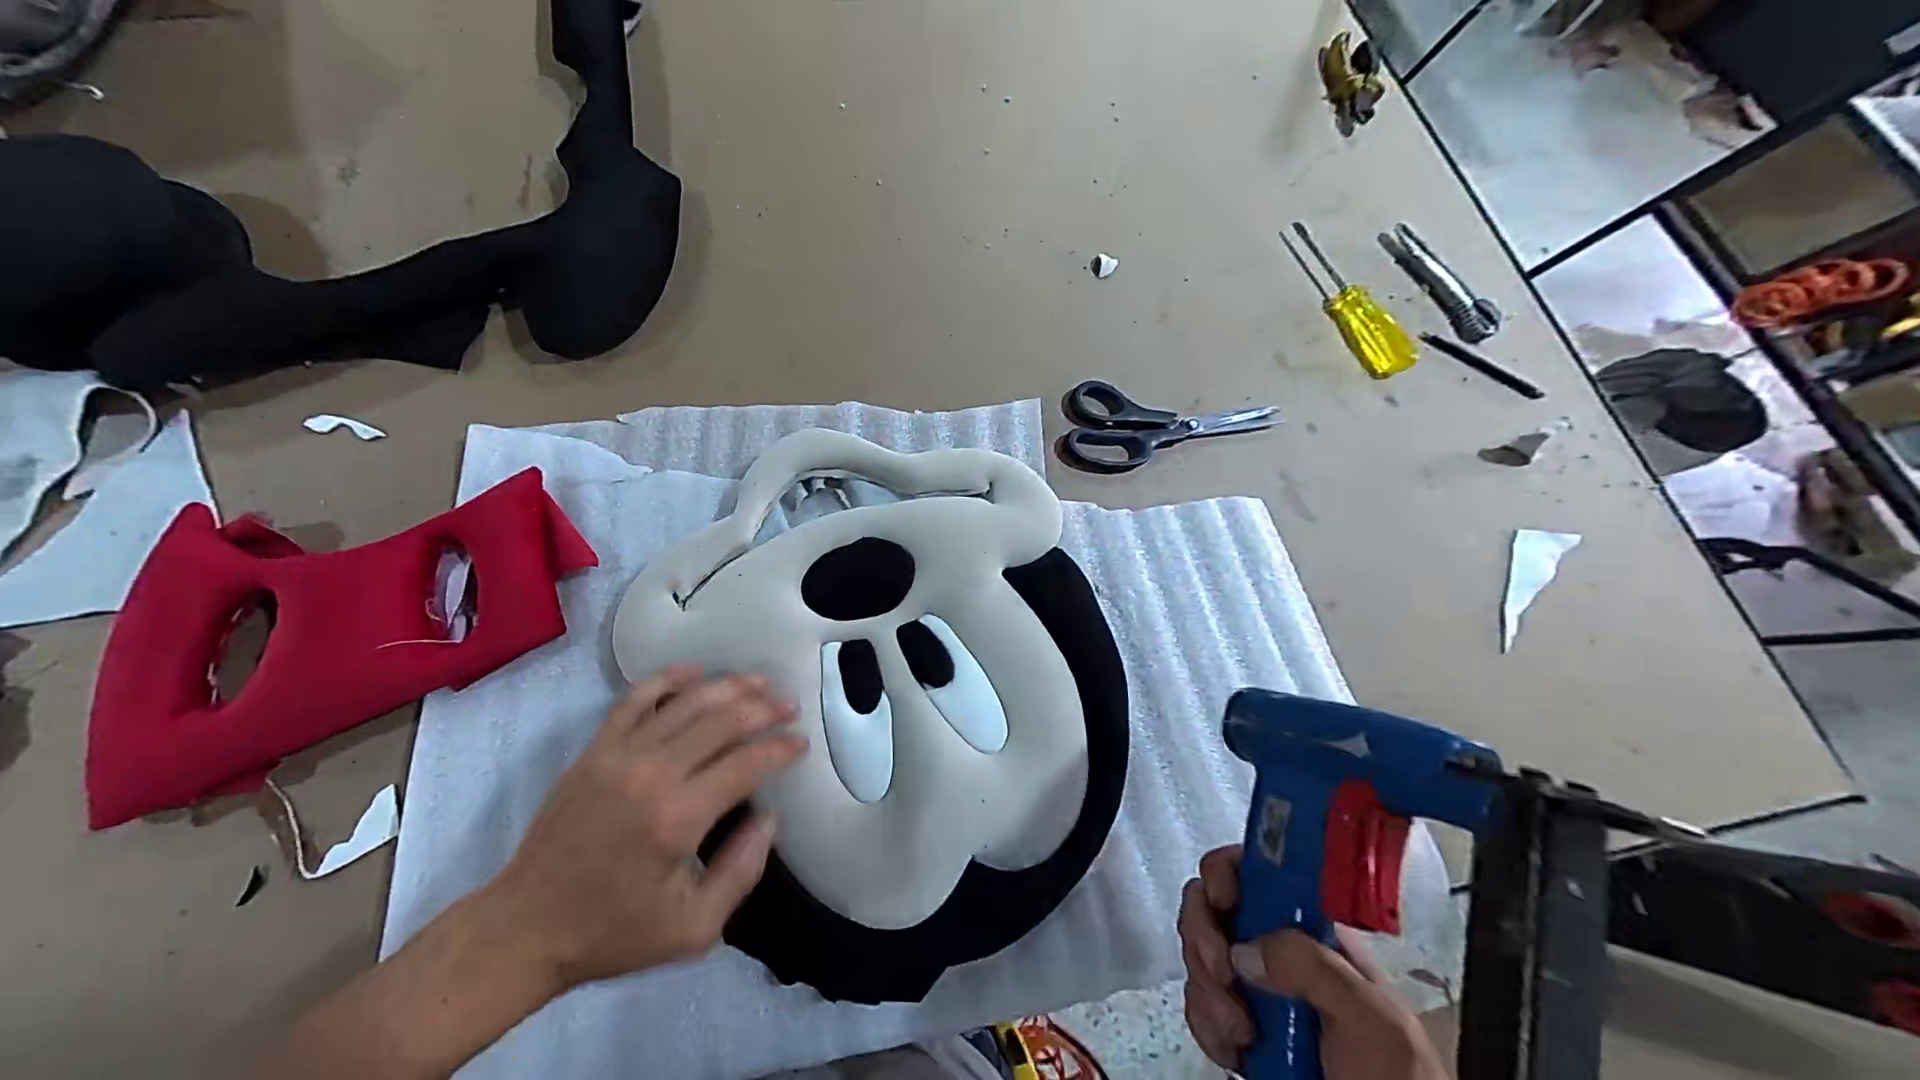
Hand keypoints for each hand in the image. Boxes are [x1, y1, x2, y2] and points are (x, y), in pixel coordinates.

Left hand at [482, 666, 806, 989]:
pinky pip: (635, 699)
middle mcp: (652, 775)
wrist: (525, 927)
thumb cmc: (614, 933)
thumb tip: (769, 818)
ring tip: (759, 682)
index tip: (801, 743)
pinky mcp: (594, 751)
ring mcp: (618, 756)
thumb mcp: (694, 927)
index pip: (747, 763)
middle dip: (764, 708)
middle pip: (722, 721)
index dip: (781, 748)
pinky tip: (696, 671)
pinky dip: (668, 678)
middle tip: (789, 707)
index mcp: (678, 819)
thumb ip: (742, 871)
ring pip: (686, 702)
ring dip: (729, 686)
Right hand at [1178, 845, 1447, 1079]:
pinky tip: (1233, 1051)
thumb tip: (1244, 950)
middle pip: (1211, 906)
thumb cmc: (1397, 1077)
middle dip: (1204, 937)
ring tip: (1241, 1033)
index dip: (1226, 871)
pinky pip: (1197, 1003)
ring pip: (1198, 954)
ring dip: (1206, 990)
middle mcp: (1275, 948)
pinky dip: (1205, 1025)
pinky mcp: (1235, 1023)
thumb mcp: (1373, 1017)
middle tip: (1223, 976)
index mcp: (1310, 930)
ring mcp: (1253, 986)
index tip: (1222, 900)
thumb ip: (1316, 968)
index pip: (1256, 871)